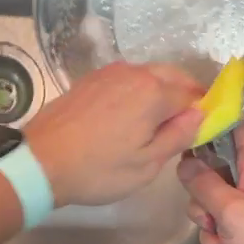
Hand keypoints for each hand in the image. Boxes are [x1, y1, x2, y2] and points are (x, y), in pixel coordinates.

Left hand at [24, 61, 204, 207]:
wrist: (41, 163)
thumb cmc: (97, 170)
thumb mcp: (146, 165)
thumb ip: (178, 136)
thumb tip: (200, 116)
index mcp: (155, 92)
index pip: (193, 96)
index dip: (202, 113)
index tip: (201, 130)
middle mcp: (135, 72)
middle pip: (173, 78)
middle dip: (184, 97)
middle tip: (182, 126)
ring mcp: (110, 73)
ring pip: (148, 76)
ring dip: (160, 93)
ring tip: (156, 123)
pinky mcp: (91, 80)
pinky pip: (126, 80)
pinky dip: (136, 93)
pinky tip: (130, 116)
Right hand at [177, 125, 243, 243]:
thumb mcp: (231, 210)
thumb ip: (202, 184)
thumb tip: (184, 164)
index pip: (227, 132)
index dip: (204, 146)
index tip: (189, 170)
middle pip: (213, 179)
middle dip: (205, 209)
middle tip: (214, 223)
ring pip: (215, 212)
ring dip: (214, 237)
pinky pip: (226, 235)